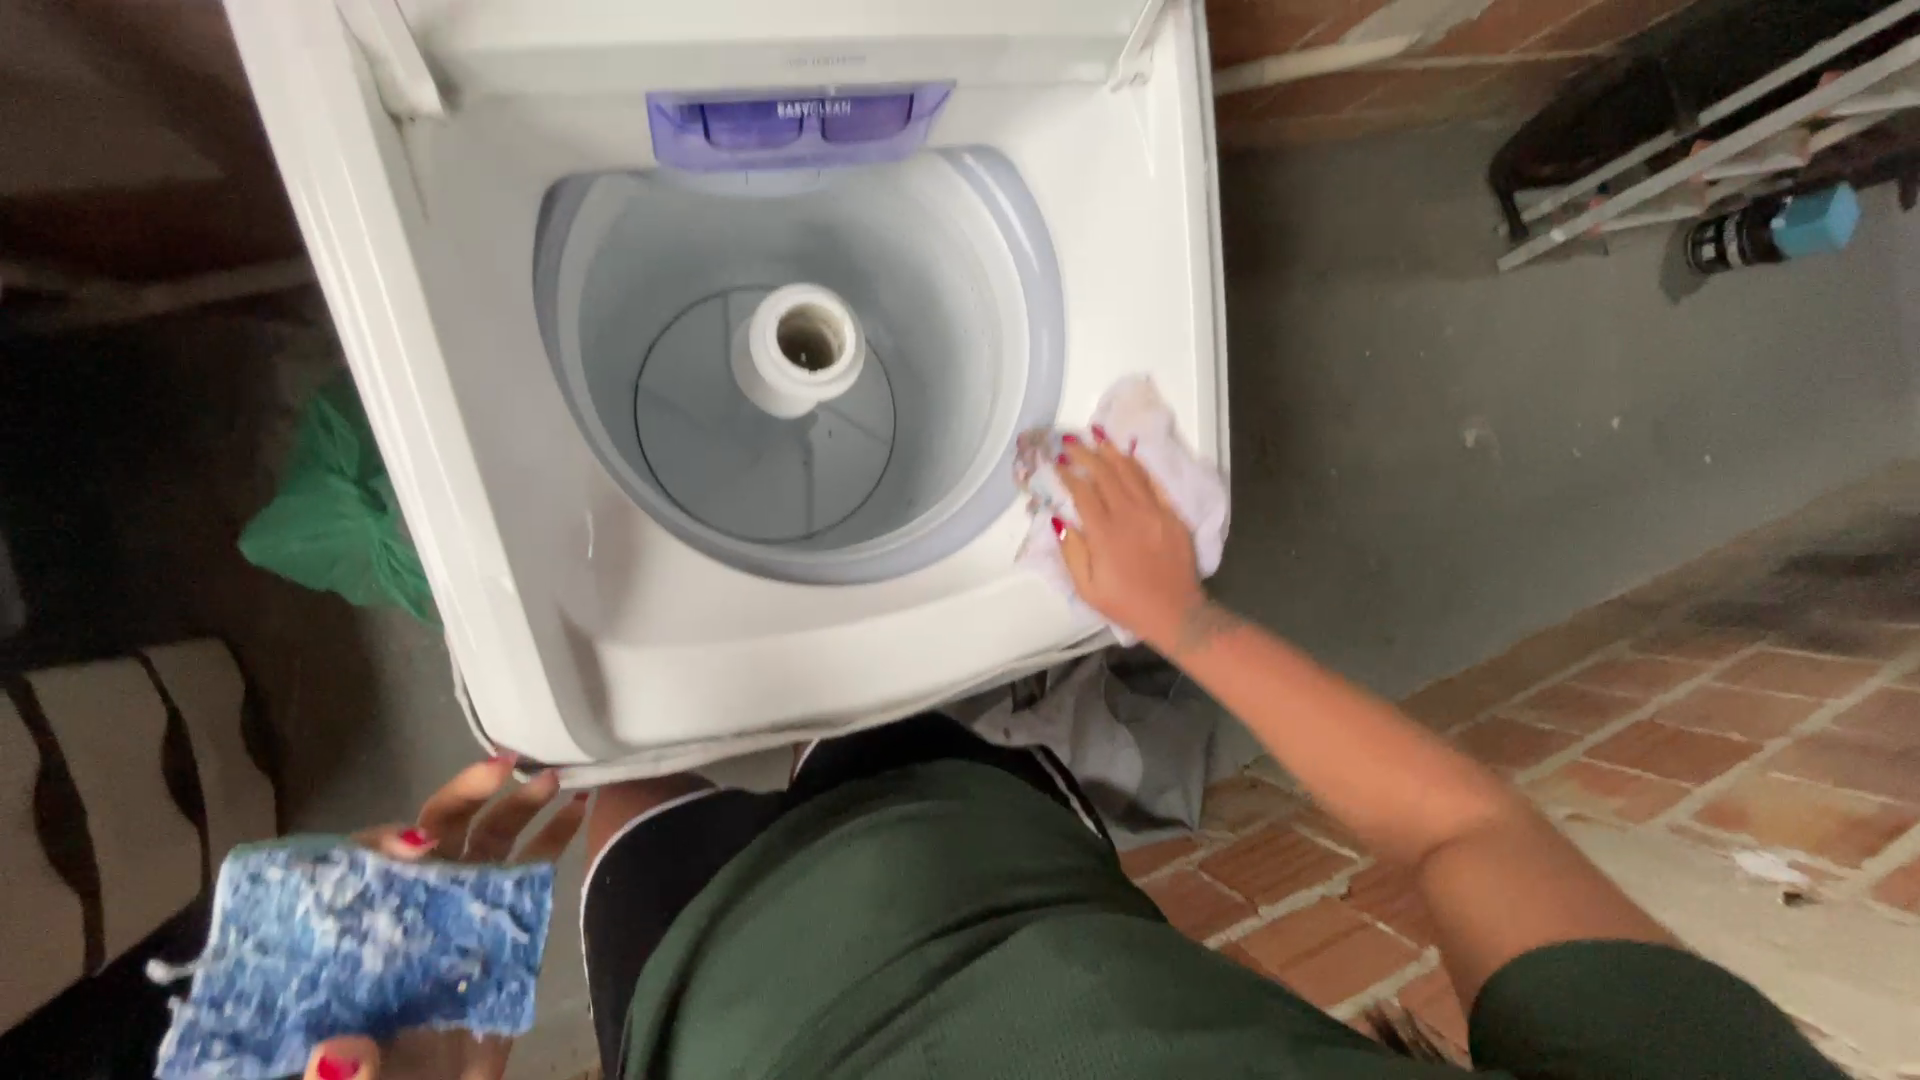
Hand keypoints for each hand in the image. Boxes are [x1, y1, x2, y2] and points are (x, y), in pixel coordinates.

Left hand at [300, 758, 586, 1079]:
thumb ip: (349, 1073)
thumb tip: (338, 1054)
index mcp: (360, 937)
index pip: (360, 871)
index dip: (383, 847)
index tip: (418, 845)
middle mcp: (410, 908)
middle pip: (430, 833)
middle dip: (465, 796)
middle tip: (502, 770)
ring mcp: (462, 907)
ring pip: (485, 839)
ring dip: (516, 804)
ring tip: (551, 778)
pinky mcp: (508, 916)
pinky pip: (530, 863)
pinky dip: (553, 831)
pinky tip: (578, 807)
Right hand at [1054, 435, 1205, 646]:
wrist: (1175, 613)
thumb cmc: (1126, 604)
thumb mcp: (1087, 589)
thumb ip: (1072, 551)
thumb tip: (1060, 520)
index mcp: (1105, 534)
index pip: (1083, 492)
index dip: (1067, 474)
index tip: (1056, 462)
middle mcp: (1130, 516)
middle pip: (1105, 474)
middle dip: (1085, 454)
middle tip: (1071, 442)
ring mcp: (1155, 513)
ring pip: (1131, 472)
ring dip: (1112, 453)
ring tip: (1097, 438)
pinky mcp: (1173, 516)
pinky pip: (1153, 484)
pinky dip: (1139, 468)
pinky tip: (1129, 457)